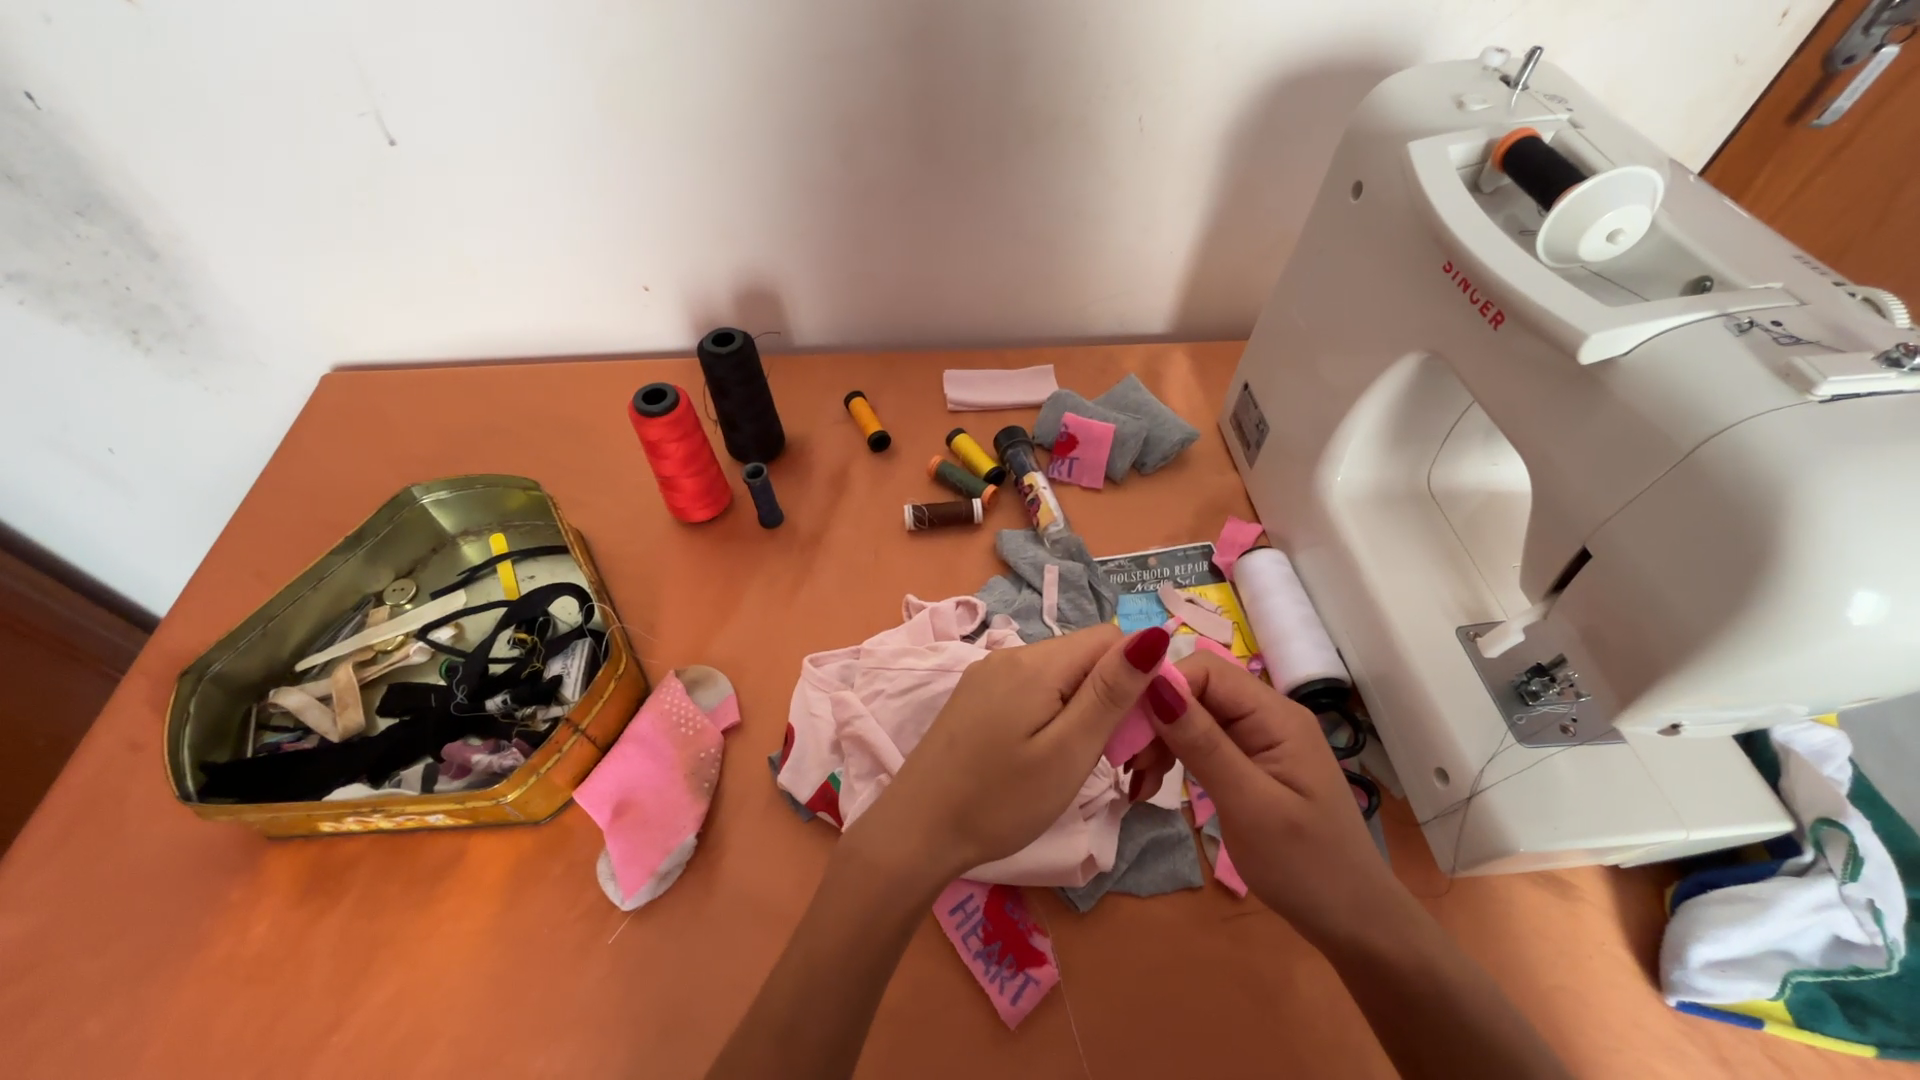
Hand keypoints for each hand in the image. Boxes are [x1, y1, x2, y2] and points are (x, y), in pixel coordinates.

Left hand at [845, 624, 1170, 884]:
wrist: (916, 833)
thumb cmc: (1000, 800)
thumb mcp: (1069, 751)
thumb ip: (1112, 692)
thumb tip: (1156, 633)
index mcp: (1037, 662)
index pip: (1113, 639)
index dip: (1142, 679)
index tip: (1144, 734)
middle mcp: (1011, 655)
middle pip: (1087, 658)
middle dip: (1117, 701)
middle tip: (1123, 766)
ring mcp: (988, 676)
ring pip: (1061, 677)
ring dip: (1087, 713)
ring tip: (1087, 766)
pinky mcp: (975, 699)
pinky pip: (1032, 692)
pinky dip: (1055, 717)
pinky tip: (1050, 758)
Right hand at [1139, 650, 1398, 947]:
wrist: (1354, 921)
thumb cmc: (1305, 866)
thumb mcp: (1248, 805)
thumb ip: (1202, 743)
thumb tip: (1155, 684)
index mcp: (1276, 716)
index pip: (1205, 671)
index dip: (1161, 688)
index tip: (1126, 731)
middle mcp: (1268, 716)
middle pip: (1197, 691)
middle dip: (1155, 718)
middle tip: (1128, 766)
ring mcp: (1260, 740)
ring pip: (1194, 716)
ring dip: (1159, 740)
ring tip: (1137, 781)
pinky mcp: (1251, 763)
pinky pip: (1203, 742)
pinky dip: (1174, 757)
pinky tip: (1152, 783)